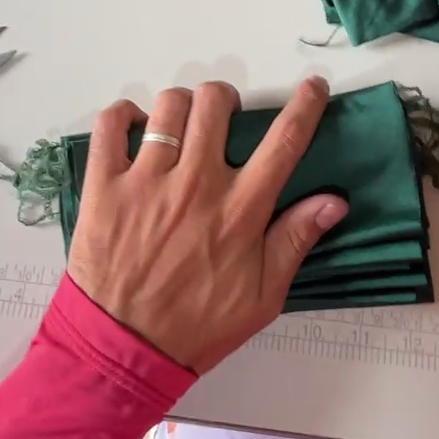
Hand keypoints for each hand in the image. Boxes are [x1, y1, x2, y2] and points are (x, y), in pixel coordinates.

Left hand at [67, 77, 347, 372]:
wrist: (122, 352)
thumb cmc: (198, 326)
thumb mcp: (262, 297)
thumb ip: (295, 242)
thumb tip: (334, 200)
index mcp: (239, 209)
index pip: (283, 142)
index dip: (305, 106)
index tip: (313, 86)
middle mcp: (196, 183)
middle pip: (216, 104)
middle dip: (227, 99)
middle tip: (223, 119)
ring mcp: (146, 180)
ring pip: (169, 106)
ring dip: (181, 107)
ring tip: (180, 127)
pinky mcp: (104, 185)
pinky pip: (110, 124)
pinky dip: (124, 114)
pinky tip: (135, 127)